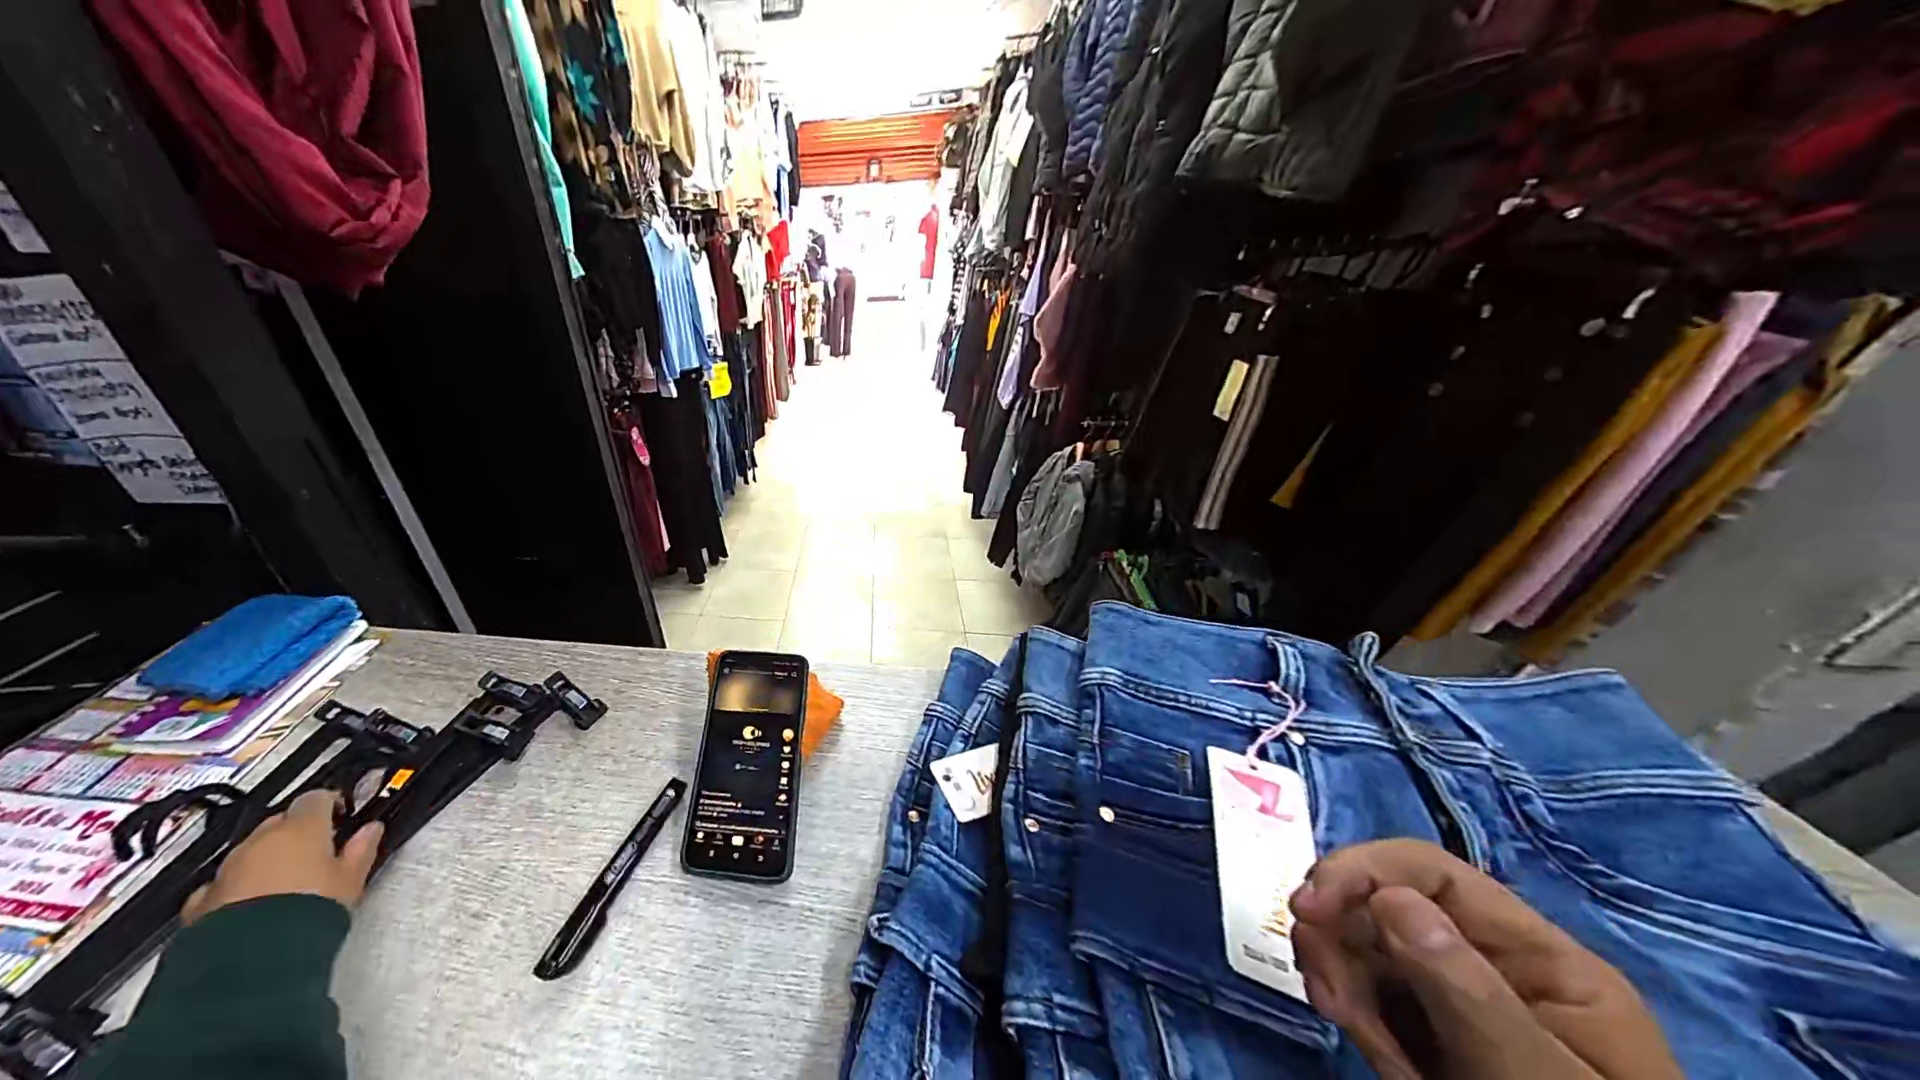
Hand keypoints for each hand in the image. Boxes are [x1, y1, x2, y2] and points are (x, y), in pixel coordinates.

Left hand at [181, 790, 383, 924]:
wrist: (252, 960)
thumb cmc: (306, 912)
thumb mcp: (351, 878)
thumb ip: (362, 848)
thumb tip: (371, 832)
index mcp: (300, 829)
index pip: (316, 799)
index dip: (331, 803)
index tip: (341, 814)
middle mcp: (260, 843)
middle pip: (280, 822)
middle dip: (298, 832)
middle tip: (319, 849)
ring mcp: (227, 871)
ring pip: (251, 852)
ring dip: (269, 858)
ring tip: (290, 881)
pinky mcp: (201, 902)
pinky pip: (223, 883)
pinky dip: (239, 886)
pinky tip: (254, 902)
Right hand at [1290, 839, 1681, 1079]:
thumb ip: (1470, 994)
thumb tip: (1389, 898)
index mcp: (1542, 961)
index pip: (1434, 874)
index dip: (1362, 872)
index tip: (1306, 907)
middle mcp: (1494, 966)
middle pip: (1388, 907)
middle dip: (1343, 940)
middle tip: (1328, 996)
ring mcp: (1459, 1001)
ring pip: (1368, 949)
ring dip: (1343, 981)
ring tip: (1349, 1028)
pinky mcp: (1430, 1035)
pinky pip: (1370, 996)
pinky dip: (1354, 1012)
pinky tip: (1369, 1048)